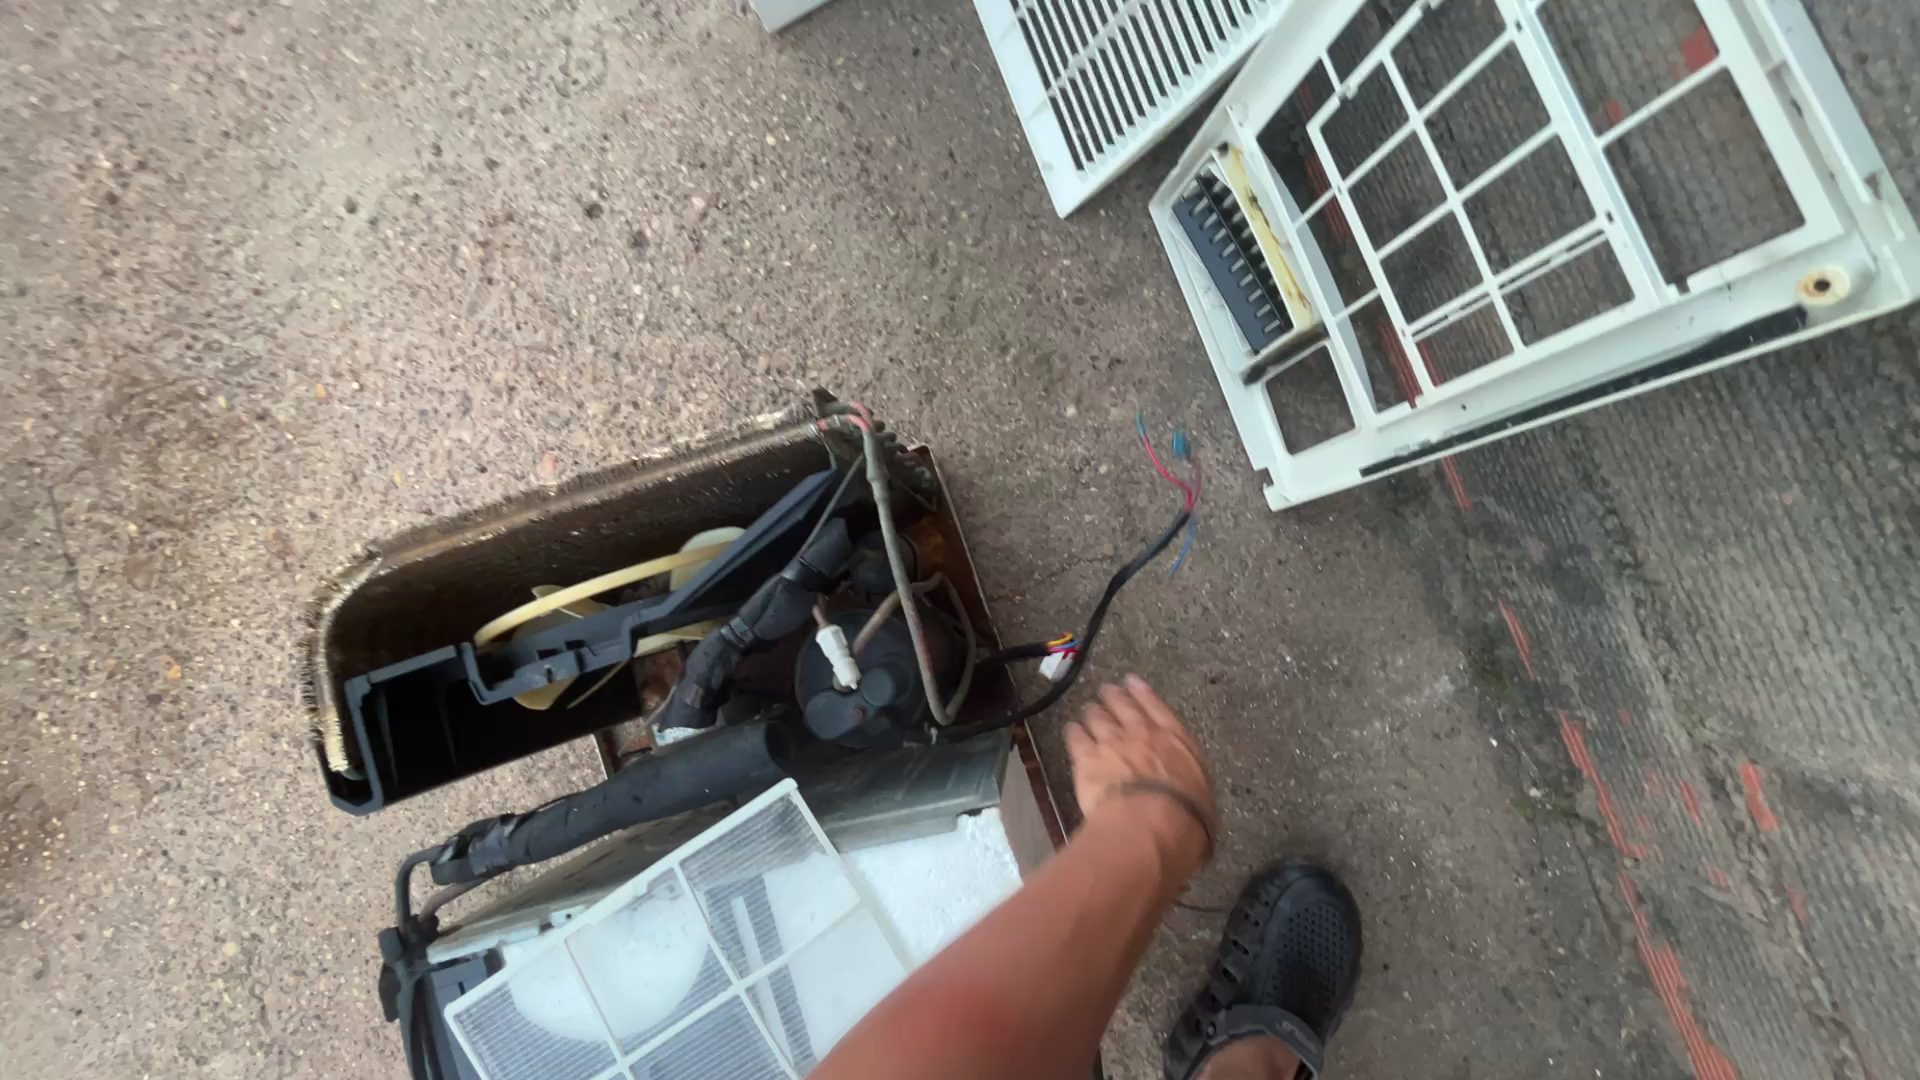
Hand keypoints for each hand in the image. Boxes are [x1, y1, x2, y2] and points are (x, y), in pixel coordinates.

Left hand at [1065, 674, 1217, 876]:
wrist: (1152, 821)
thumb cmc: (1188, 816)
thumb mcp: (1202, 797)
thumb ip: (1188, 783)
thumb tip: (1185, 793)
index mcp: (1174, 740)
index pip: (1158, 708)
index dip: (1143, 693)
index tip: (1132, 682)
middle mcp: (1142, 733)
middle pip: (1124, 706)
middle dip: (1114, 696)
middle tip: (1107, 690)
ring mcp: (1112, 742)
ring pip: (1098, 718)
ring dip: (1093, 712)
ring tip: (1089, 709)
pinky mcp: (1087, 758)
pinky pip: (1077, 738)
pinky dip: (1074, 732)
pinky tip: (1072, 730)